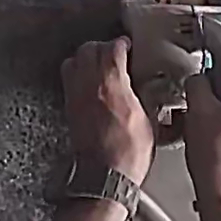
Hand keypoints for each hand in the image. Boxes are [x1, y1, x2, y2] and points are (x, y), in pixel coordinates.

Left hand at [61, 37, 154, 184]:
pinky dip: (77, 74)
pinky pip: (68, 79)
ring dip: (85, 58)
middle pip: (88, 49)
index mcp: (112, 85)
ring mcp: (75, 96)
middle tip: (114, 52)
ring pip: (73, 61)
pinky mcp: (69, 108)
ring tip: (99, 64)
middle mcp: (89, 86)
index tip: (128, 46)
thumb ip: (149, 98)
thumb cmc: (127, 154)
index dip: (122, 44)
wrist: (104, 177)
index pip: (112, 48)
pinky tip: (90, 84)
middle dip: (102, 47)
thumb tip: (152, 88)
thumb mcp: (150, 122)